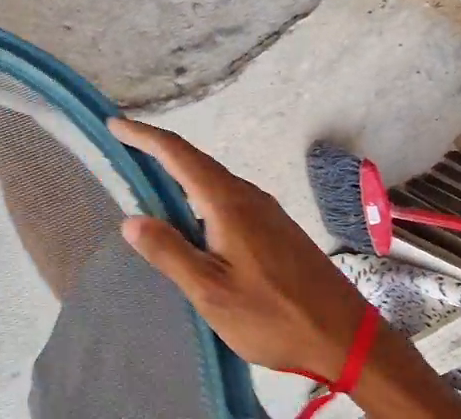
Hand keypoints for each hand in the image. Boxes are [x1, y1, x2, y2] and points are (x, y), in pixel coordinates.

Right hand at [110, 119, 460, 417]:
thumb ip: (169, 252)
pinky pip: (227, 197)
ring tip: (151, 183)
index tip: (115, 123)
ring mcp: (265, 209)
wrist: (345, 337)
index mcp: (227, 202)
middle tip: (125, 147)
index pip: (178, 154)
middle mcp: (247, 195)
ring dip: (180, 174)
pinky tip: (194, 219)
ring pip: (212, 180)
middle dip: (158, 150)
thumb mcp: (211, 293)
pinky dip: (200, 194)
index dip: (144, 135)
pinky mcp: (276, 228)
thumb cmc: (273, 315)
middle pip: (195, 161)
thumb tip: (130, 219)